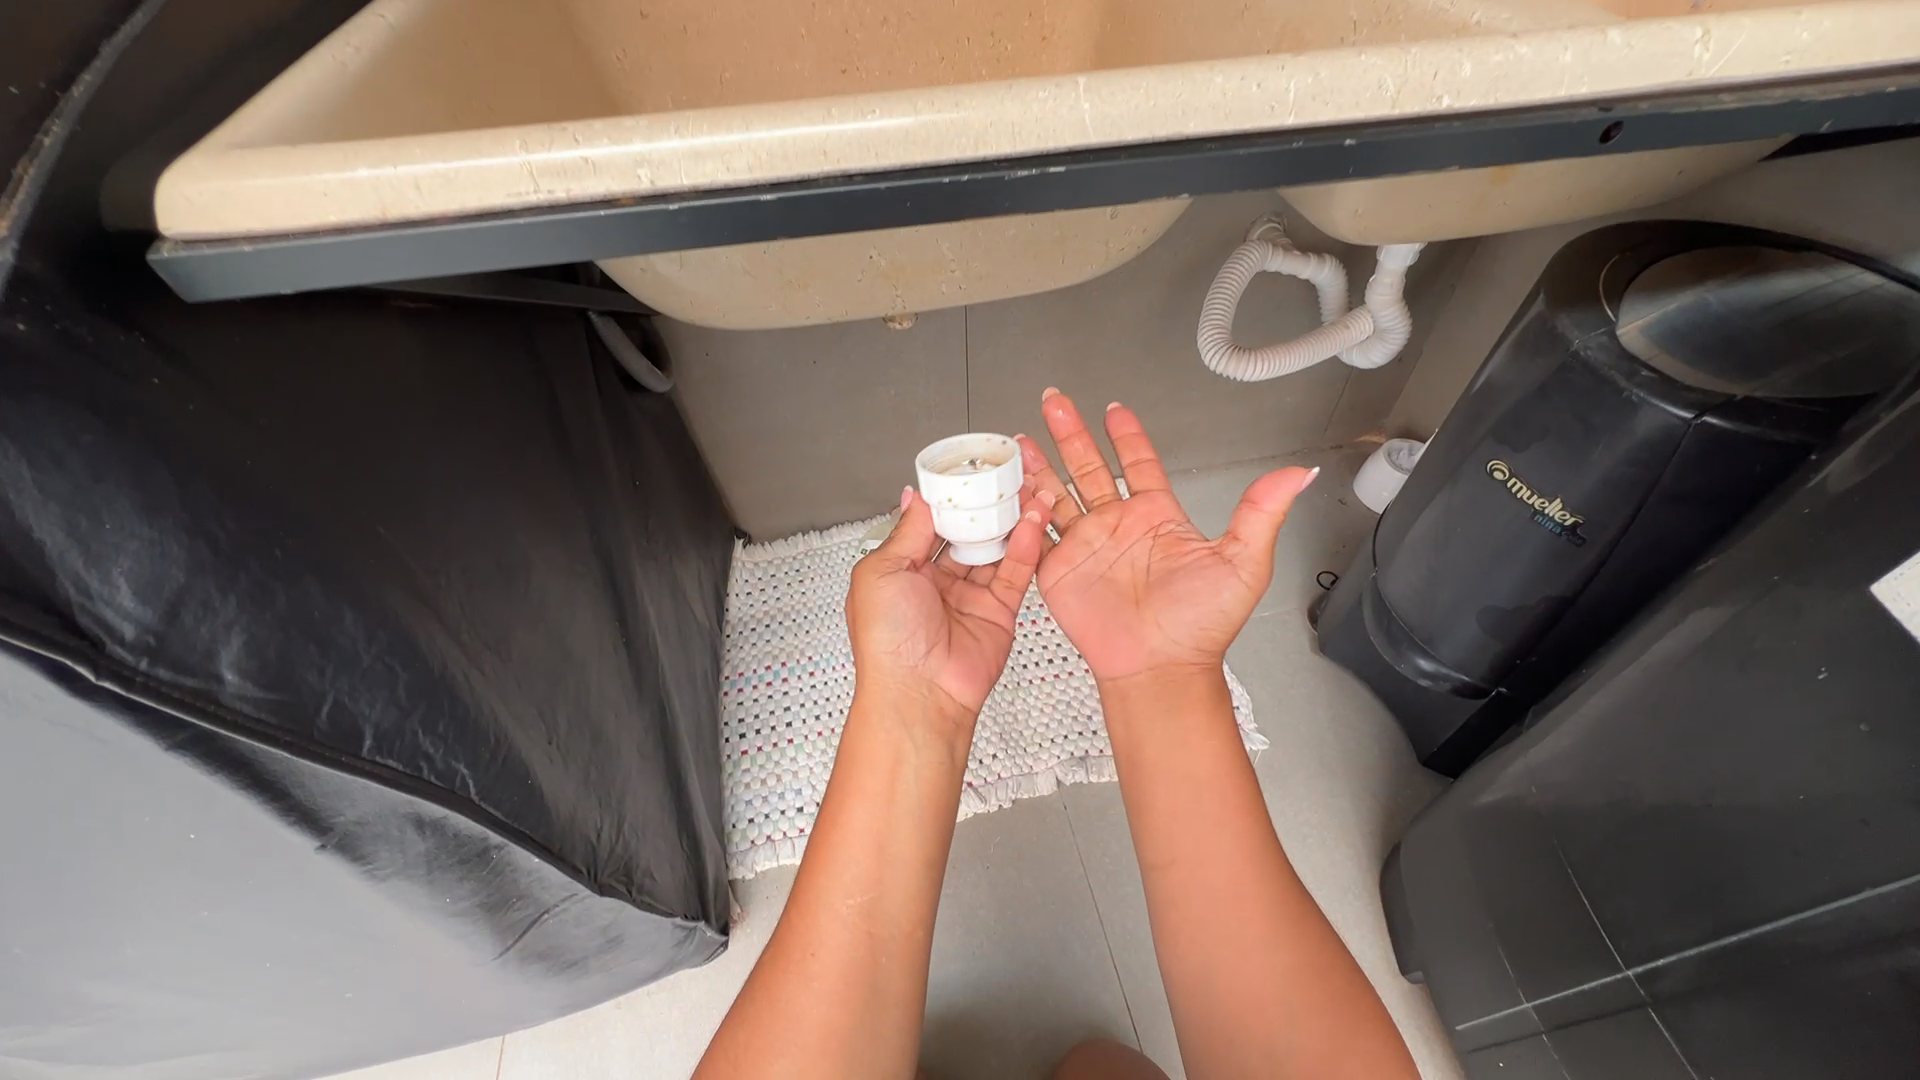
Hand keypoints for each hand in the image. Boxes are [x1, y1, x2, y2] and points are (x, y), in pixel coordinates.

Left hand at [847, 485, 1049, 718]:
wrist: (917, 693)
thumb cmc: (887, 641)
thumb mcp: (881, 571)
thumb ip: (907, 532)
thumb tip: (916, 497)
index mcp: (903, 570)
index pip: (931, 524)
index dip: (951, 499)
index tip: (968, 472)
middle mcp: (937, 582)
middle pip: (968, 533)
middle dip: (987, 505)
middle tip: (1006, 476)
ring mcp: (970, 596)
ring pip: (995, 548)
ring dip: (1011, 519)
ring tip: (1029, 489)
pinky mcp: (999, 611)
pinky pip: (1014, 572)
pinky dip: (1025, 545)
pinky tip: (1033, 519)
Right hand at [1019, 389, 1317, 683]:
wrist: (1160, 667)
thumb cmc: (1200, 626)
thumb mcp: (1244, 563)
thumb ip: (1261, 512)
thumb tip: (1299, 474)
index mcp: (1156, 517)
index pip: (1139, 463)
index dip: (1127, 436)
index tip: (1116, 411)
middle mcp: (1118, 525)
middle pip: (1088, 466)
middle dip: (1071, 432)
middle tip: (1056, 402)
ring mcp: (1087, 545)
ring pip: (1058, 492)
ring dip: (1041, 464)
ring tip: (1023, 437)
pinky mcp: (1060, 569)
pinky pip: (1039, 532)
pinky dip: (1026, 508)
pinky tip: (1014, 484)